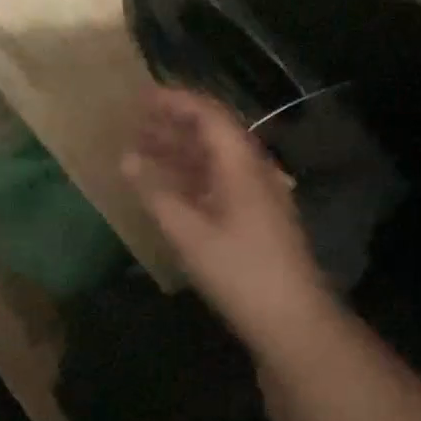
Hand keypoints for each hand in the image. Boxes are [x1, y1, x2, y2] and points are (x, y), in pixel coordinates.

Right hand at [122, 88, 330, 347]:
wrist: (294, 323)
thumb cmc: (240, 271)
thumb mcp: (188, 231)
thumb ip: (155, 191)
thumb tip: (126, 158)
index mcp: (242, 166)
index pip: (209, 115)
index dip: (175, 101)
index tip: (140, 97)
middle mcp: (253, 172)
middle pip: (213, 133)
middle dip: (173, 123)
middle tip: (134, 122)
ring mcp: (257, 196)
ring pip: (214, 158)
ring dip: (179, 149)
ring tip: (142, 149)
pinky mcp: (255, 218)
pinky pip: (218, 180)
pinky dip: (189, 173)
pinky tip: (166, 186)